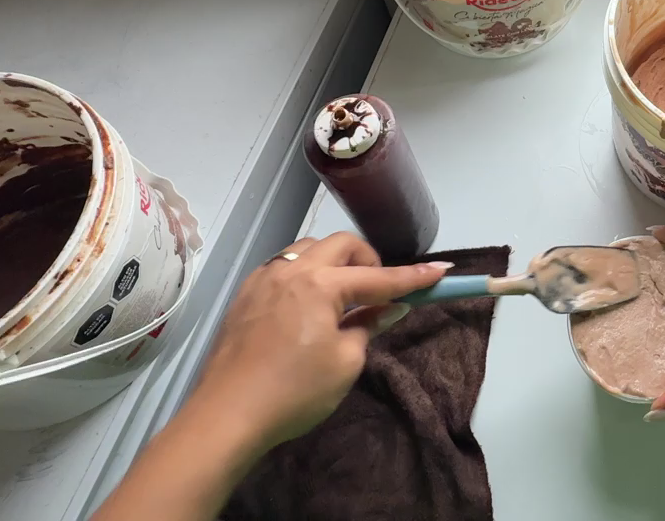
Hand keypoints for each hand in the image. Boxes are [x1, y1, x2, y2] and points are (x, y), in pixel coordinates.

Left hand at [181, 232, 449, 452]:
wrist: (223, 420)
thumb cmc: (293, 392)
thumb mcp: (345, 362)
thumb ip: (368, 325)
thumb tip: (386, 308)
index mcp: (322, 284)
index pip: (380, 277)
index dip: (413, 276)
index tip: (442, 270)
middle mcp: (293, 270)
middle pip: (343, 244)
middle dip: (368, 260)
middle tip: (376, 290)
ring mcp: (265, 279)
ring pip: (310, 248)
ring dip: (332, 261)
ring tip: (338, 294)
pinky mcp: (245, 295)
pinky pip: (284, 266)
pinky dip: (304, 274)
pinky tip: (304, 303)